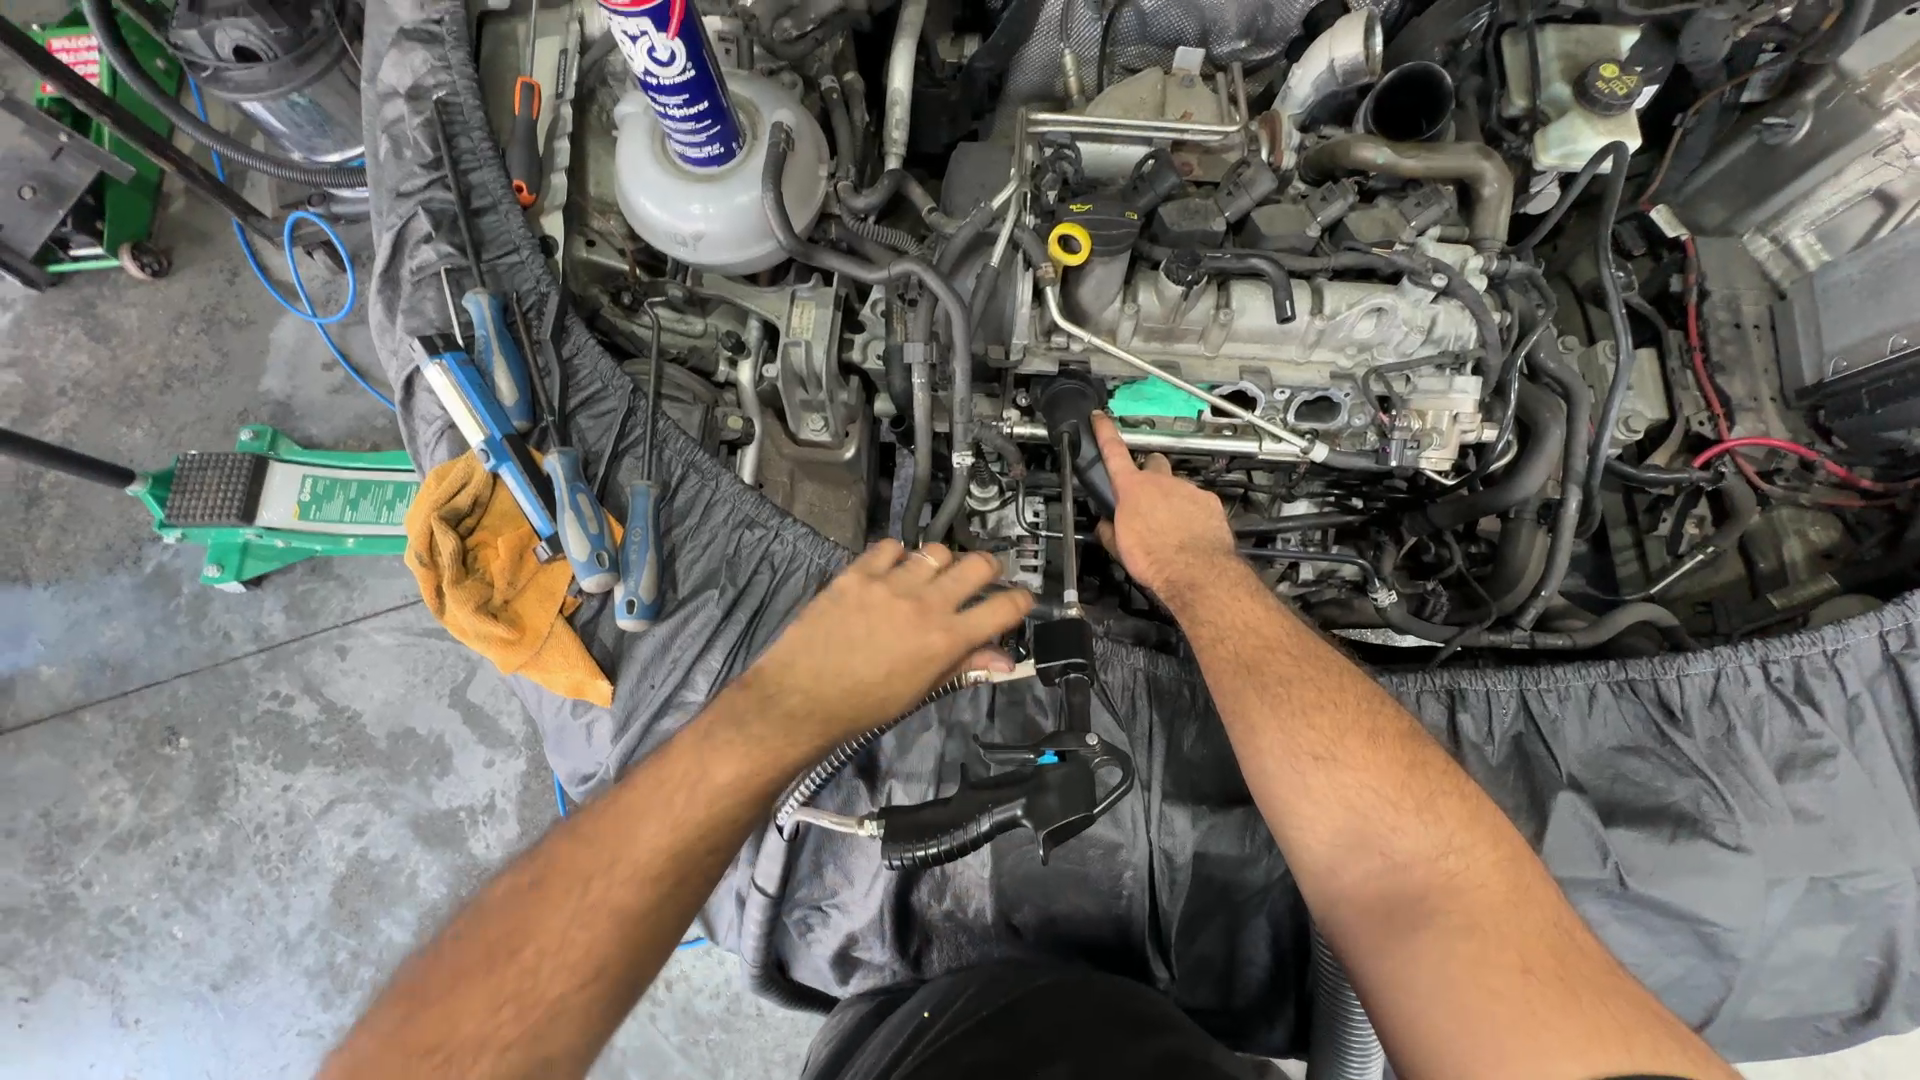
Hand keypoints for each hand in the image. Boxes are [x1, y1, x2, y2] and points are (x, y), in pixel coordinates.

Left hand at [729, 540, 1033, 750]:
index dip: (1021, 601)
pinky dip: (897, 556)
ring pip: (935, 551)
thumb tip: (1005, 661)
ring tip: (930, 576)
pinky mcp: (857, 573)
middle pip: (978, 565)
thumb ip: (965, 666)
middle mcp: (925, 604)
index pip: (1004, 607)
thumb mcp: (921, 692)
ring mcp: (889, 583)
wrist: (801, 698)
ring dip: (941, 563)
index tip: (1020, 601)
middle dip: (988, 569)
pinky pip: (890, 547)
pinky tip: (890, 572)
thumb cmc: (865, 705)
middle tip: (980, 579)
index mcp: (946, 639)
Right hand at [1091, 411, 1236, 604]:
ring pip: (1177, 486)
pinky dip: (1193, 513)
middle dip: (1149, 474)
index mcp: (1132, 489)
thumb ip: (1110, 529)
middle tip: (1146, 497)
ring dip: (1172, 500)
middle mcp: (1161, 482)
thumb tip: (1105, 526)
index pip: (1113, 452)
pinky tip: (1190, 532)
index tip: (1100, 417)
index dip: (1104, 432)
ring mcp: (1187, 489)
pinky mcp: (1209, 501)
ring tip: (1171, 527)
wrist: (1195, 572)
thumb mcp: (1119, 547)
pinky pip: (1197, 501)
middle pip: (1153, 464)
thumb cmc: (1154, 559)